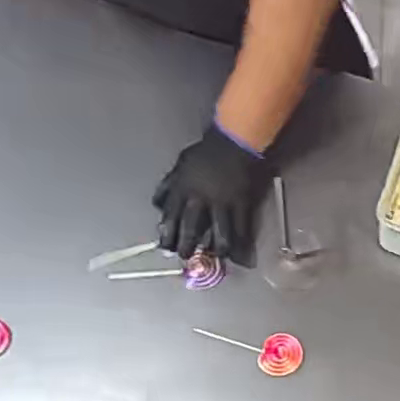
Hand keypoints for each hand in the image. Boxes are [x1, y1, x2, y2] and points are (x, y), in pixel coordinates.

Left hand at [153, 124, 271, 267]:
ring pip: (219, 233)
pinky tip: (240, 255)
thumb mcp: (181, 165)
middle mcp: (200, 198)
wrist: (234, 143)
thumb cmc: (206, 154)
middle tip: (185, 257)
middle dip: (187, 246)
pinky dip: (241, 244)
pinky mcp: (241, 205)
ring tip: (216, 257)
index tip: (166, 247)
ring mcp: (222, 202)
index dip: (167, 234)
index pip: (170, 215)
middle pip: (191, 228)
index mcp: (183, 188)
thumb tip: (158, 206)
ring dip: (216, 249)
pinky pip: (241, 229)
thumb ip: (169, 186)